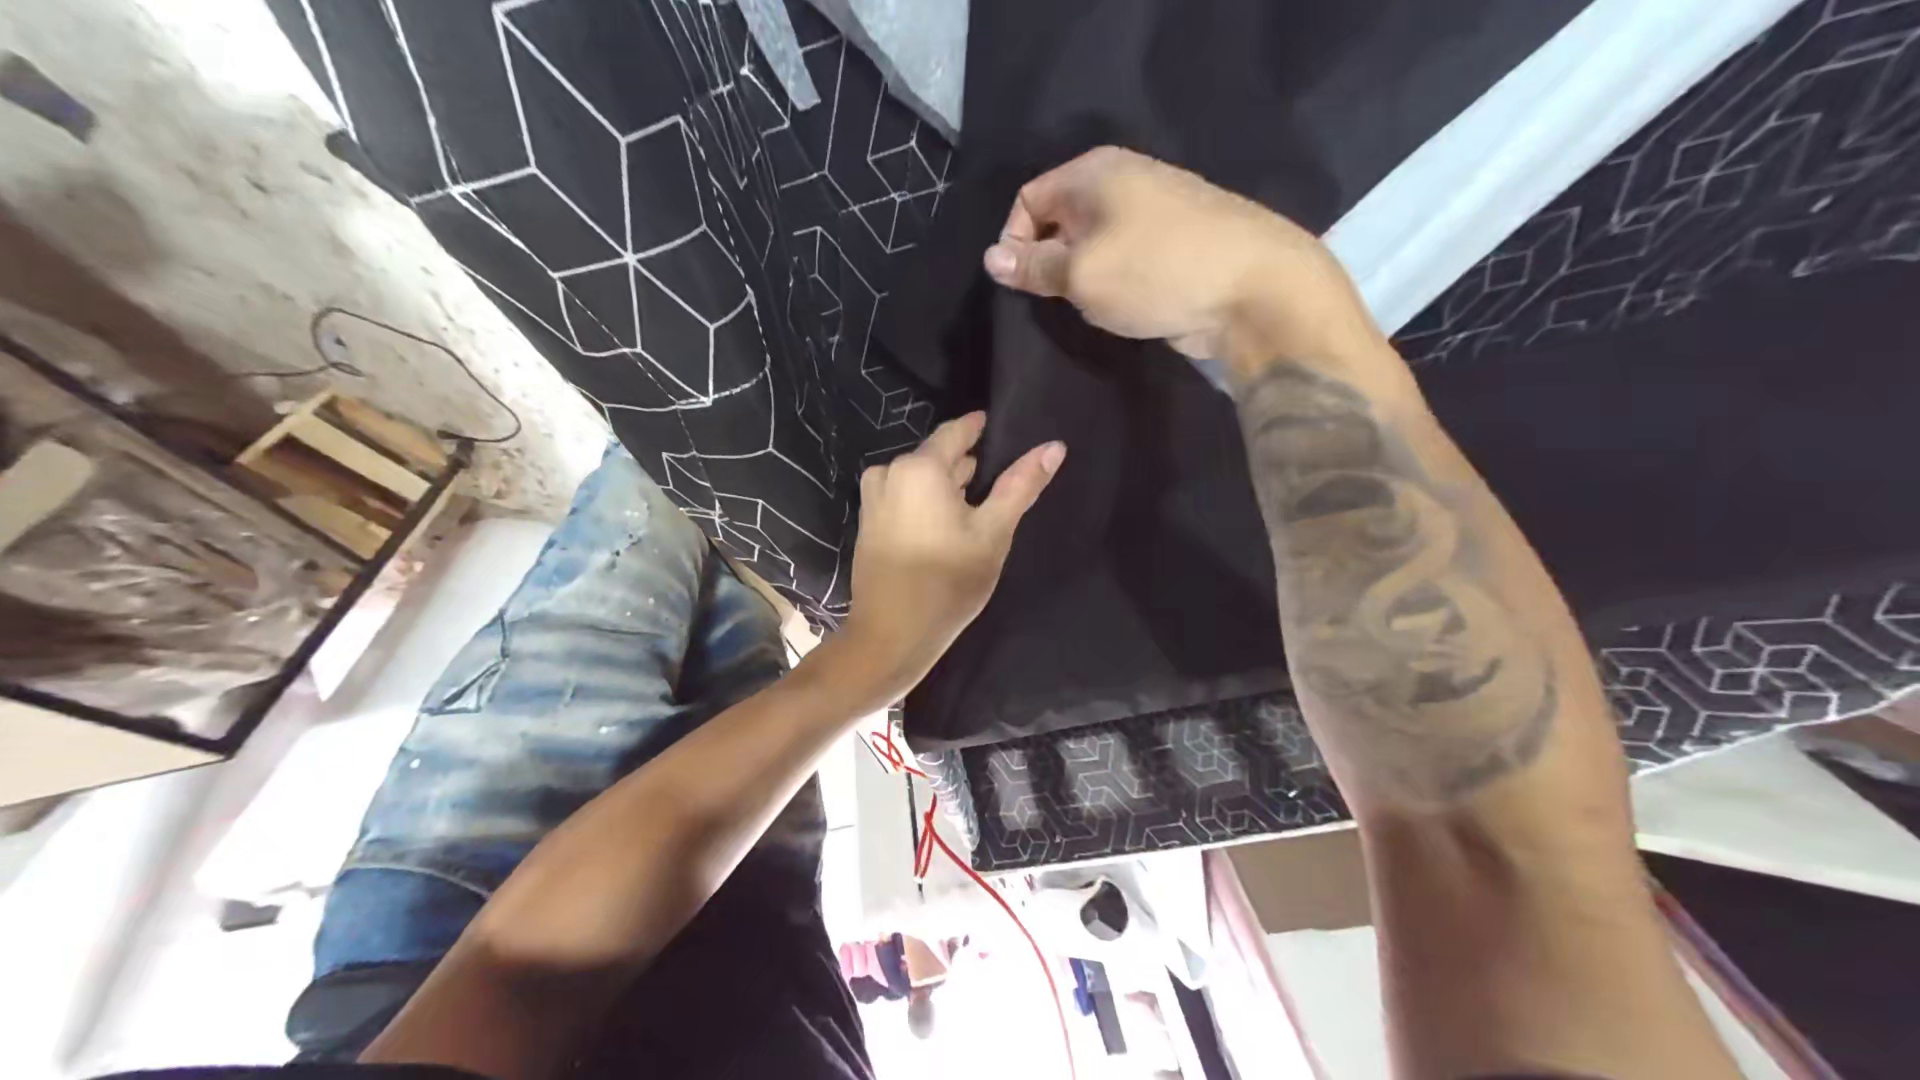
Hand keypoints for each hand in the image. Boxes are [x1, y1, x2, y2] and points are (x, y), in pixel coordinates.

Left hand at [838, 411, 1064, 701]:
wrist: (892, 635)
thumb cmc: (948, 581)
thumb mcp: (993, 532)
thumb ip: (1021, 485)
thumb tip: (1054, 445)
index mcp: (919, 467)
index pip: (955, 432)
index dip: (979, 429)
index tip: (999, 428)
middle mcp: (889, 473)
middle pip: (935, 456)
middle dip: (965, 463)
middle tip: (1000, 478)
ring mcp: (873, 500)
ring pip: (918, 479)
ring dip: (946, 485)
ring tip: (978, 503)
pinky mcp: (869, 524)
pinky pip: (903, 498)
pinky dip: (926, 502)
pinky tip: (948, 525)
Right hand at [983, 146, 1383, 379]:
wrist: (1252, 290)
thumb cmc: (1155, 271)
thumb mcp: (1082, 272)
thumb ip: (1033, 267)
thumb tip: (991, 258)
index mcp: (1094, 172)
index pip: (1028, 200)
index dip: (1014, 242)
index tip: (1021, 285)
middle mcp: (1121, 182)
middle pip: (1059, 222)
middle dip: (1047, 264)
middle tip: (1053, 302)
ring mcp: (1151, 215)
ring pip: (1091, 247)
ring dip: (1080, 281)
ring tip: (1087, 309)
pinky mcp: (1170, 248)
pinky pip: (1121, 263)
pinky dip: (1110, 287)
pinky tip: (1117, 310)